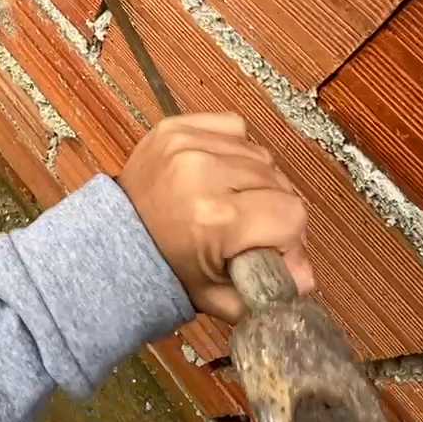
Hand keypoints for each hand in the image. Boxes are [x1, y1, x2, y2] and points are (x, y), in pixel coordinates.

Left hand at [116, 113, 315, 321]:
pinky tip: (221, 171)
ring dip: (255, 178)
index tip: (272, 247)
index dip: (290, 236)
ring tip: (234, 199)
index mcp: (216, 217)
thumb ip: (270, 290)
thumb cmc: (166, 265)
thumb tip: (307, 276)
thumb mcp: (218, 295)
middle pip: (277, 181)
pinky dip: (235, 148)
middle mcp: (202, 172)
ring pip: (258, 154)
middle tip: (252, 228)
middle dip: (273, 208)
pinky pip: (233, 127)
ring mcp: (187, 143)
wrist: (115, 236)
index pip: (291, 213)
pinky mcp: (176, 126)